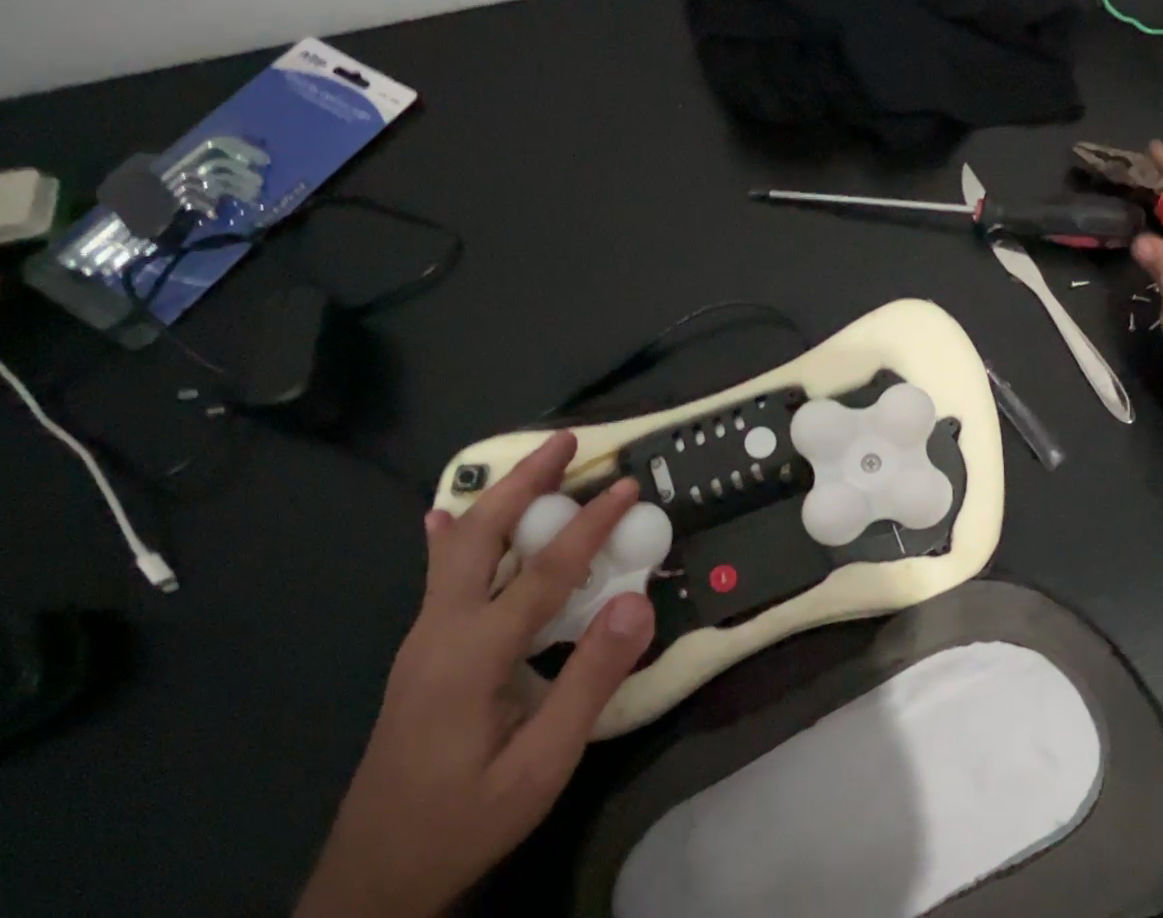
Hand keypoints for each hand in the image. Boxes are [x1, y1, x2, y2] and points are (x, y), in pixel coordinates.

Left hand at [296, 433, 656, 917]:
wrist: (377, 872)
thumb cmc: (467, 817)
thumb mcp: (543, 762)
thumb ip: (590, 679)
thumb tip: (635, 602)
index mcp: (473, 655)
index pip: (543, 572)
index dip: (590, 524)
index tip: (628, 486)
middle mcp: (440, 631)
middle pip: (482, 536)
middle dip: (525, 482)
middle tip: (566, 441)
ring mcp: (423, 640)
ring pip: (457, 549)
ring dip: (497, 499)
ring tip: (531, 466)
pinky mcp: (423, 654)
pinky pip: (440, 577)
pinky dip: (453, 536)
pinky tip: (444, 519)